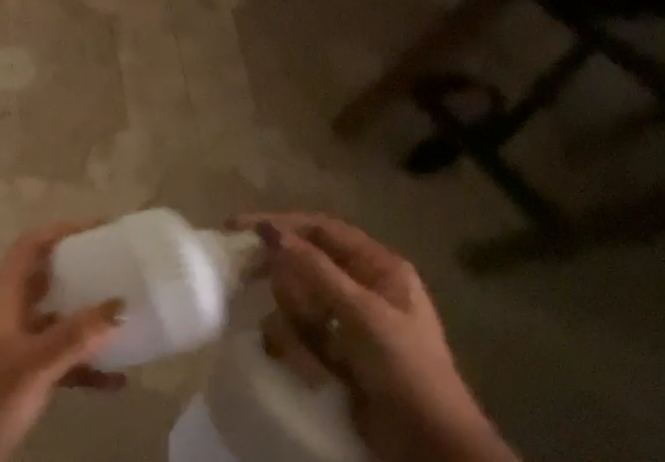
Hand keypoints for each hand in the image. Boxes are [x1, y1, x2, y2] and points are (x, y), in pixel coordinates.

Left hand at [0, 222, 127, 461]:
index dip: (62, 231)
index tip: (101, 229)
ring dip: (87, 317)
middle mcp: (7, 311)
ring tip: (126, 315)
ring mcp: (14, 343)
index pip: (30, 246)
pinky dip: (85, 363)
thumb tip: (119, 304)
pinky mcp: (22, 374)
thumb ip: (74, 336)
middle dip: (80, 268)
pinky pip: (60, 358)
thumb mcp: (34, 366)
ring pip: (55, 317)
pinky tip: (118, 382)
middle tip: (120, 266)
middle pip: (45, 276)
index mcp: (1, 297)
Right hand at [239, 213, 517, 461]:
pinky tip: (309, 369)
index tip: (237, 228)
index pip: (319, 229)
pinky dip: (295, 348)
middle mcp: (361, 286)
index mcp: (377, 267)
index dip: (279, 223)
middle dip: (282, 279)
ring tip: (309, 350)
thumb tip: (269, 231)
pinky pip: (298, 334)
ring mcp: (347, 321)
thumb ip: (314, 269)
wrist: (428, 443)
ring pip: (296, 301)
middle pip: (303, 264)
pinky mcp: (334, 352)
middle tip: (246, 280)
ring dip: (293, 324)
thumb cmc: (403, 367)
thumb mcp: (361, 313)